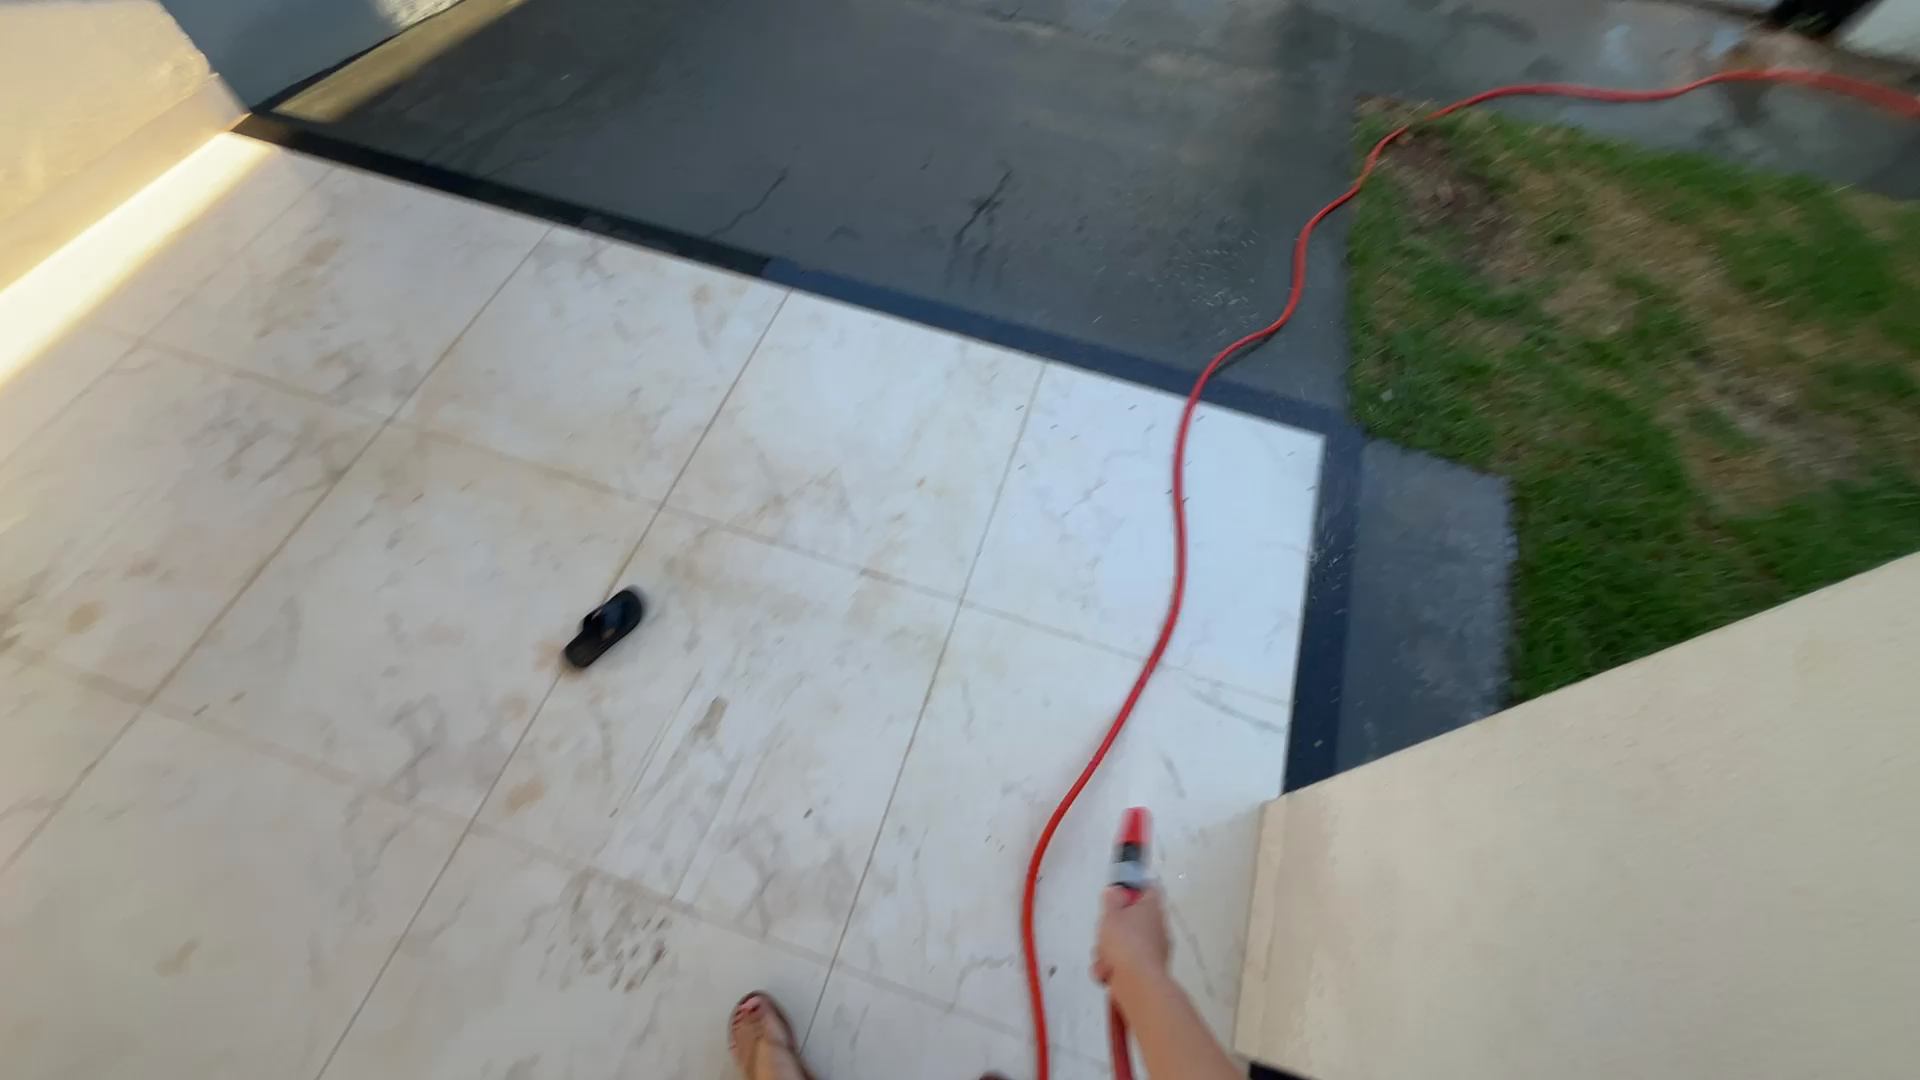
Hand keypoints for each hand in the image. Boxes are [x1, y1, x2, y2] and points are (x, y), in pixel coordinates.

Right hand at [1092, 884, 1171, 988]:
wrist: (1138, 984)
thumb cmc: (1124, 942)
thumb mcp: (1110, 915)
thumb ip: (1111, 901)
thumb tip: (1116, 892)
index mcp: (1152, 908)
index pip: (1149, 888)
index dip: (1133, 889)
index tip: (1117, 896)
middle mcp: (1158, 928)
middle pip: (1134, 919)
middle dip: (1114, 927)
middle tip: (1104, 931)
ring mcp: (1155, 951)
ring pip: (1127, 943)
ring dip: (1110, 951)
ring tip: (1102, 958)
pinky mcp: (1148, 972)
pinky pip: (1128, 964)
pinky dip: (1114, 969)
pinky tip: (1105, 974)